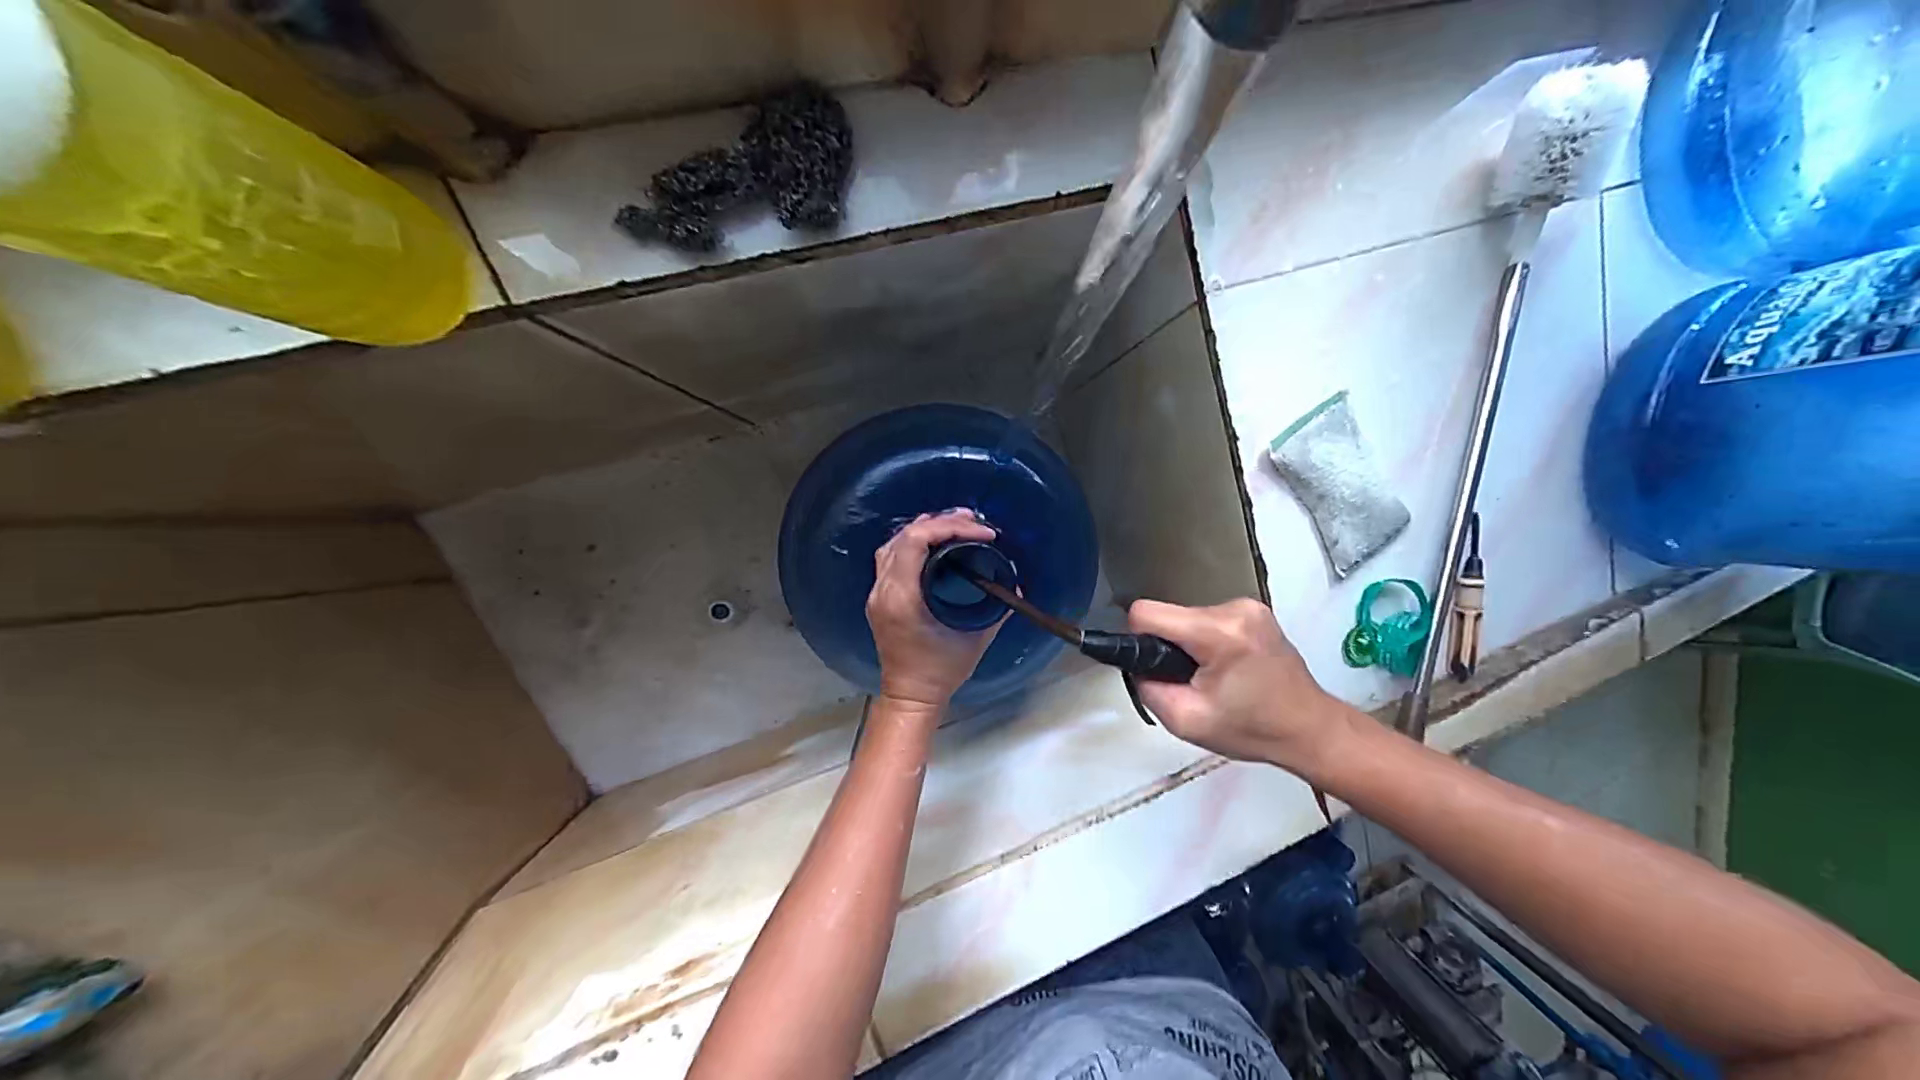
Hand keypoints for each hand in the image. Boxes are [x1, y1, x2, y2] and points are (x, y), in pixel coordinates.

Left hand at [867, 509, 1004, 709]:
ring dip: (923, 529)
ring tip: (954, 525)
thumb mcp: (975, 638)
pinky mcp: (878, 598)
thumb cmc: (941, 671)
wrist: (910, 697)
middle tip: (972, 521)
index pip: (915, 541)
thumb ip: (995, 607)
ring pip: (892, 544)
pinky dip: (912, 543)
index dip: (949, 527)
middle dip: (939, 522)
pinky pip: (890, 558)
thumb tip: (1014, 582)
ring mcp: (876, 593)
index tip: (982, 533)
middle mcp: (883, 590)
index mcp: (902, 597)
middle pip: (903, 536)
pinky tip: (934, 543)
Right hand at [1127, 598, 1356, 775]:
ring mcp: (1247, 607)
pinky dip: (1206, 641)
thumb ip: (1147, 687)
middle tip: (1189, 681)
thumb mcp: (1185, 720)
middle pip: (1168, 615)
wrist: (1310, 729)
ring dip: (1188, 644)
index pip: (1146, 613)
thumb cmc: (1253, 730)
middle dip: (1168, 647)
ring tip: (1211, 677)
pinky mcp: (1254, 611)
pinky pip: (1207, 619)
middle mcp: (1234, 609)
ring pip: (1186, 617)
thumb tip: (1136, 664)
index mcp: (1218, 633)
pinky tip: (1225, 667)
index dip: (1139, 640)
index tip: (1156, 667)